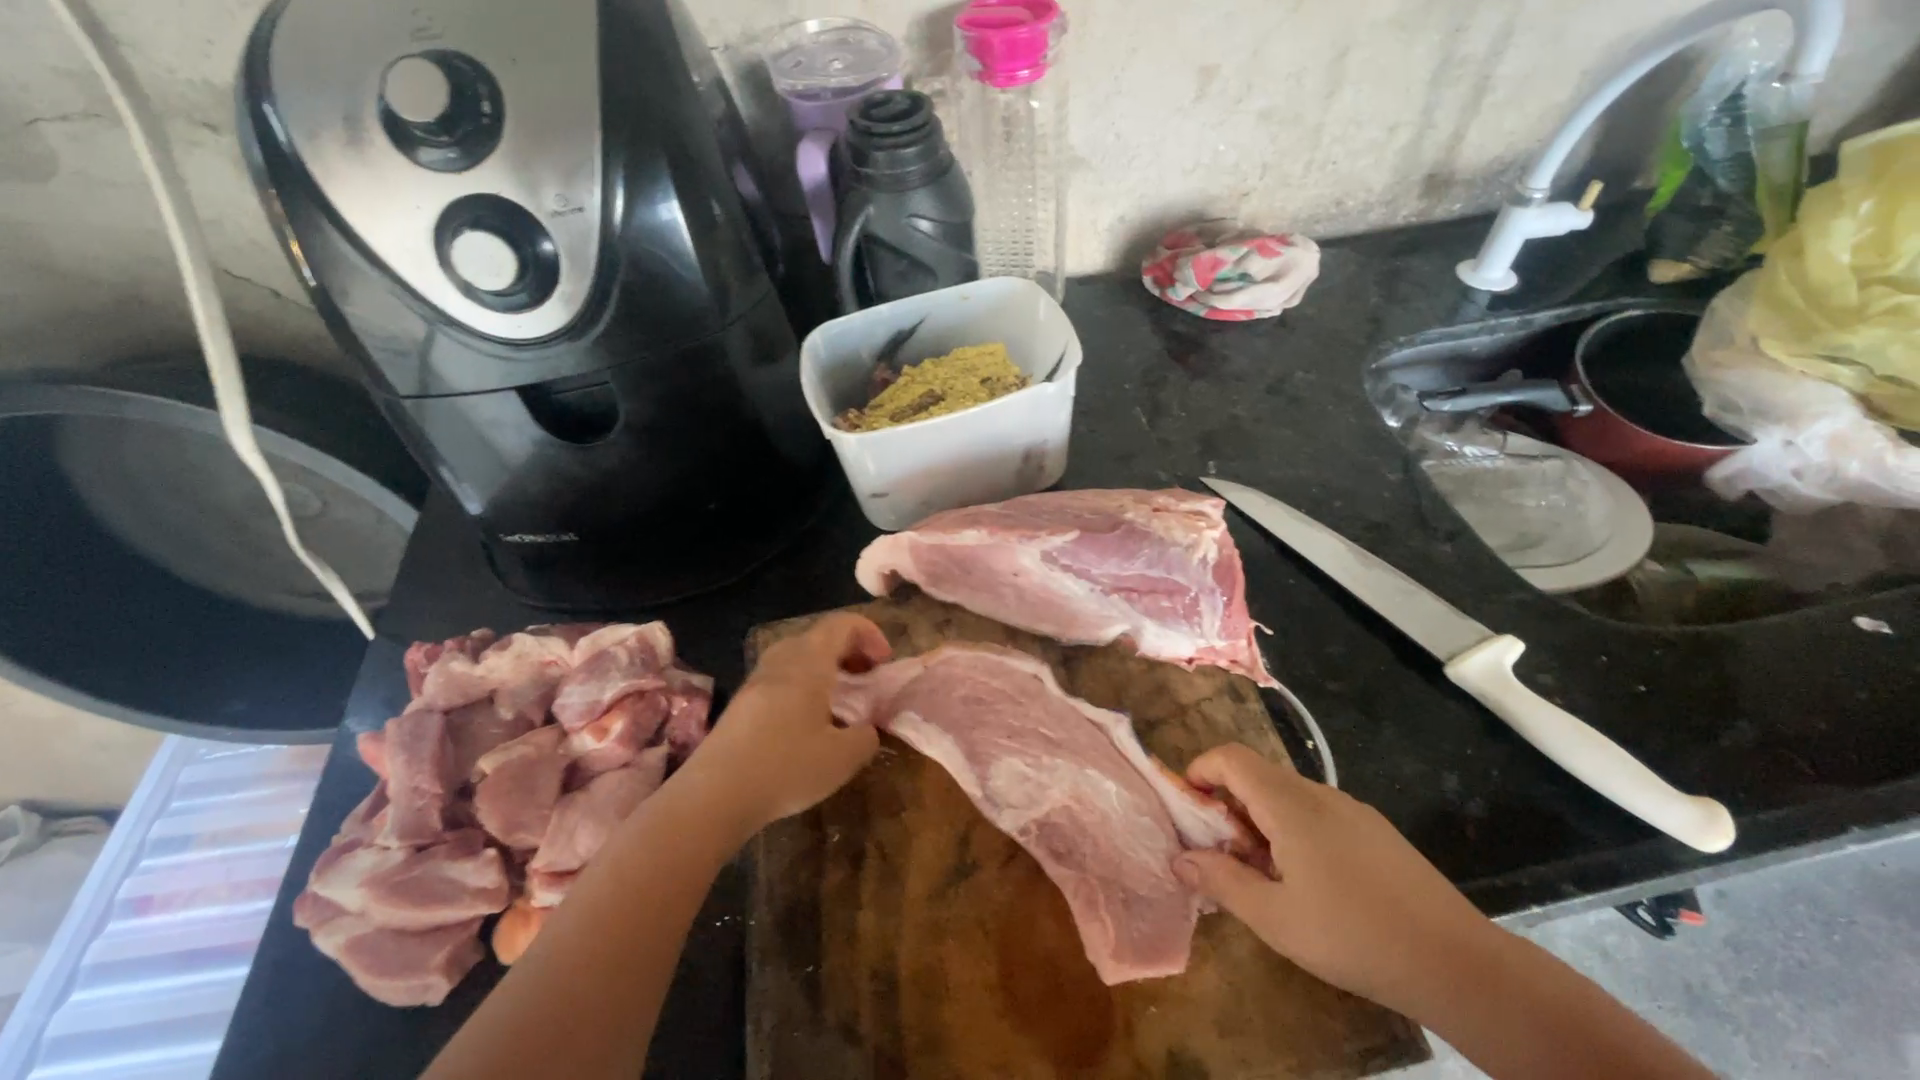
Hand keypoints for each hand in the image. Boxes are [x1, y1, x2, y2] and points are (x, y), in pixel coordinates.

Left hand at [678, 614, 891, 835]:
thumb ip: (866, 737)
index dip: (870, 635)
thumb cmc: (786, 768)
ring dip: (825, 671)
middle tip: (866, 681)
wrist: (715, 794)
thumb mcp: (843, 758)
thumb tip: (866, 729)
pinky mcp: (741, 704)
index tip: (884, 665)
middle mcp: (781, 661)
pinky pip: (781, 680)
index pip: (842, 624)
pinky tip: (809, 725)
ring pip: (797, 658)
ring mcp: (756, 681)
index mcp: (809, 662)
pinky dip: (804, 688)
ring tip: (840, 703)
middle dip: (848, 652)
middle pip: (818, 637)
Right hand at [1172, 743, 1501, 1016]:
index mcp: (1291, 805)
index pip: (1232, 758)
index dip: (1200, 772)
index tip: (1186, 811)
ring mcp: (1354, 812)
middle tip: (1219, 859)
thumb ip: (1222, 881)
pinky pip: (1318, 816)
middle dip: (1227, 808)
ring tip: (1261, 879)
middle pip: (1258, 777)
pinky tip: (1306, 885)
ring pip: (1289, 799)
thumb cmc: (1352, 936)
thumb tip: (1181, 859)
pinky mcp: (1376, 833)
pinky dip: (1292, 834)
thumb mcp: (1274, 918)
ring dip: (1260, 824)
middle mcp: (1321, 795)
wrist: (1455, 961)